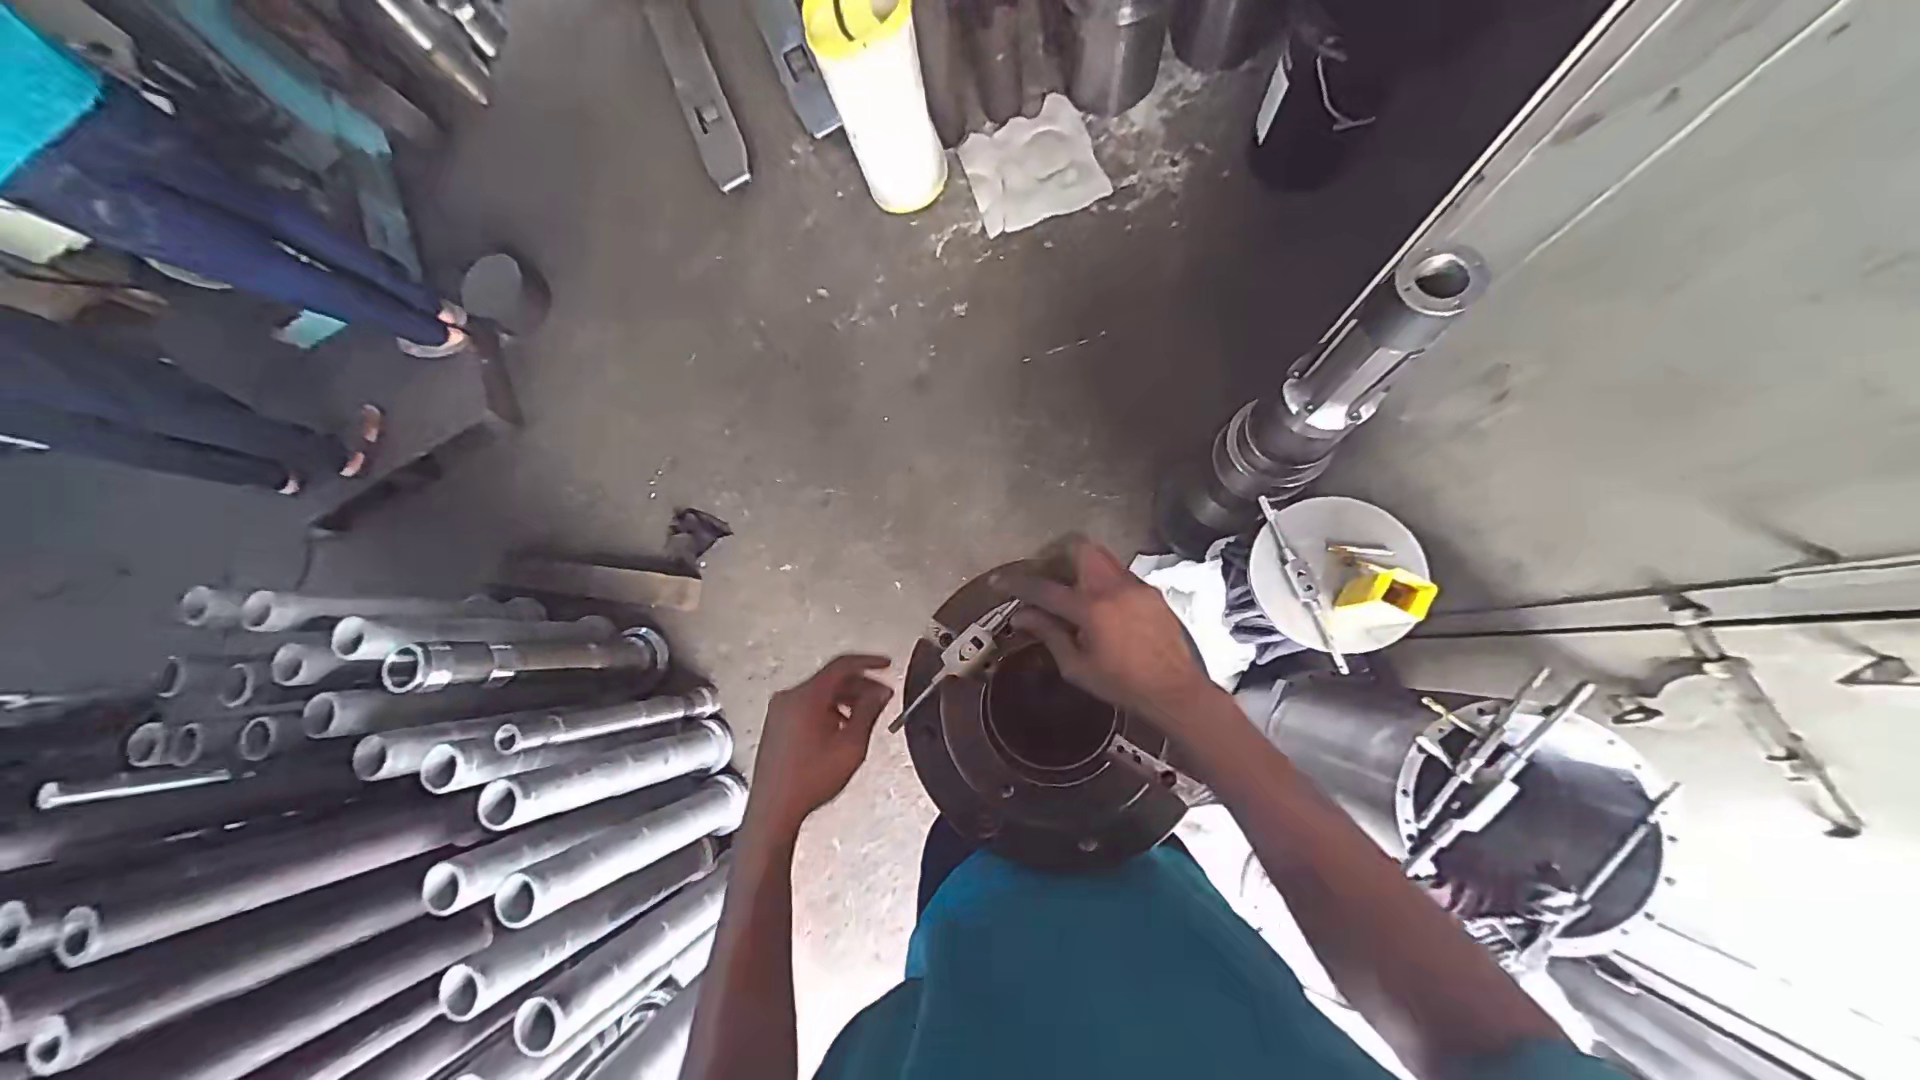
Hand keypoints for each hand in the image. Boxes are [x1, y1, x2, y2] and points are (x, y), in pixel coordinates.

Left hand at [746, 655, 894, 834]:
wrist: (774, 809)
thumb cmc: (806, 782)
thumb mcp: (851, 745)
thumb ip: (869, 711)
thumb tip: (880, 693)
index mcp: (806, 697)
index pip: (843, 665)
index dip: (869, 662)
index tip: (884, 664)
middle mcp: (789, 698)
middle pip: (831, 679)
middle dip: (860, 685)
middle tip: (880, 695)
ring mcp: (780, 711)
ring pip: (820, 692)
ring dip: (845, 698)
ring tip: (864, 715)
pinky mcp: (777, 723)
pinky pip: (808, 705)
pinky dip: (829, 708)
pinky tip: (841, 727)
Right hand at [992, 537, 1217, 731]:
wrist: (1175, 691)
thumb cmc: (1122, 685)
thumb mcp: (1077, 667)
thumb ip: (1049, 635)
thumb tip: (1023, 616)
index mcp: (1091, 608)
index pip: (1045, 588)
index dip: (1017, 584)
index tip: (999, 581)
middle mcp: (1114, 587)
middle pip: (1079, 548)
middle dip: (1056, 555)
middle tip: (1044, 574)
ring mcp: (1136, 586)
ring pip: (1102, 558)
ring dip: (1081, 567)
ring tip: (1071, 590)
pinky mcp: (1151, 593)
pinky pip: (1120, 575)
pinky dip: (1103, 582)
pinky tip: (1101, 607)